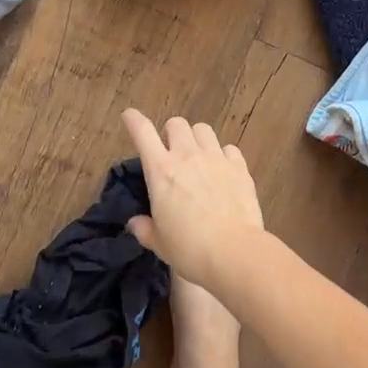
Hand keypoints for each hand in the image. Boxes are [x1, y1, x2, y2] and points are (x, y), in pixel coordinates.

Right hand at [120, 108, 264, 284]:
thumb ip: (145, 229)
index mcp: (161, 170)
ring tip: (198, 156)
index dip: (133, 120)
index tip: (129, 115)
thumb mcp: (159, 243)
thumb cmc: (189, 248)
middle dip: (171, 133)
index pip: (142, 132)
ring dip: (197, 138)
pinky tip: (224, 171)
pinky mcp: (239, 167)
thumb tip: (135, 223)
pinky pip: (229, 148)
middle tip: (172, 152)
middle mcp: (187, 155)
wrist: (234, 252)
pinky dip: (224, 155)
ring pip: (203, 129)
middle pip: (176, 123)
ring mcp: (215, 158)